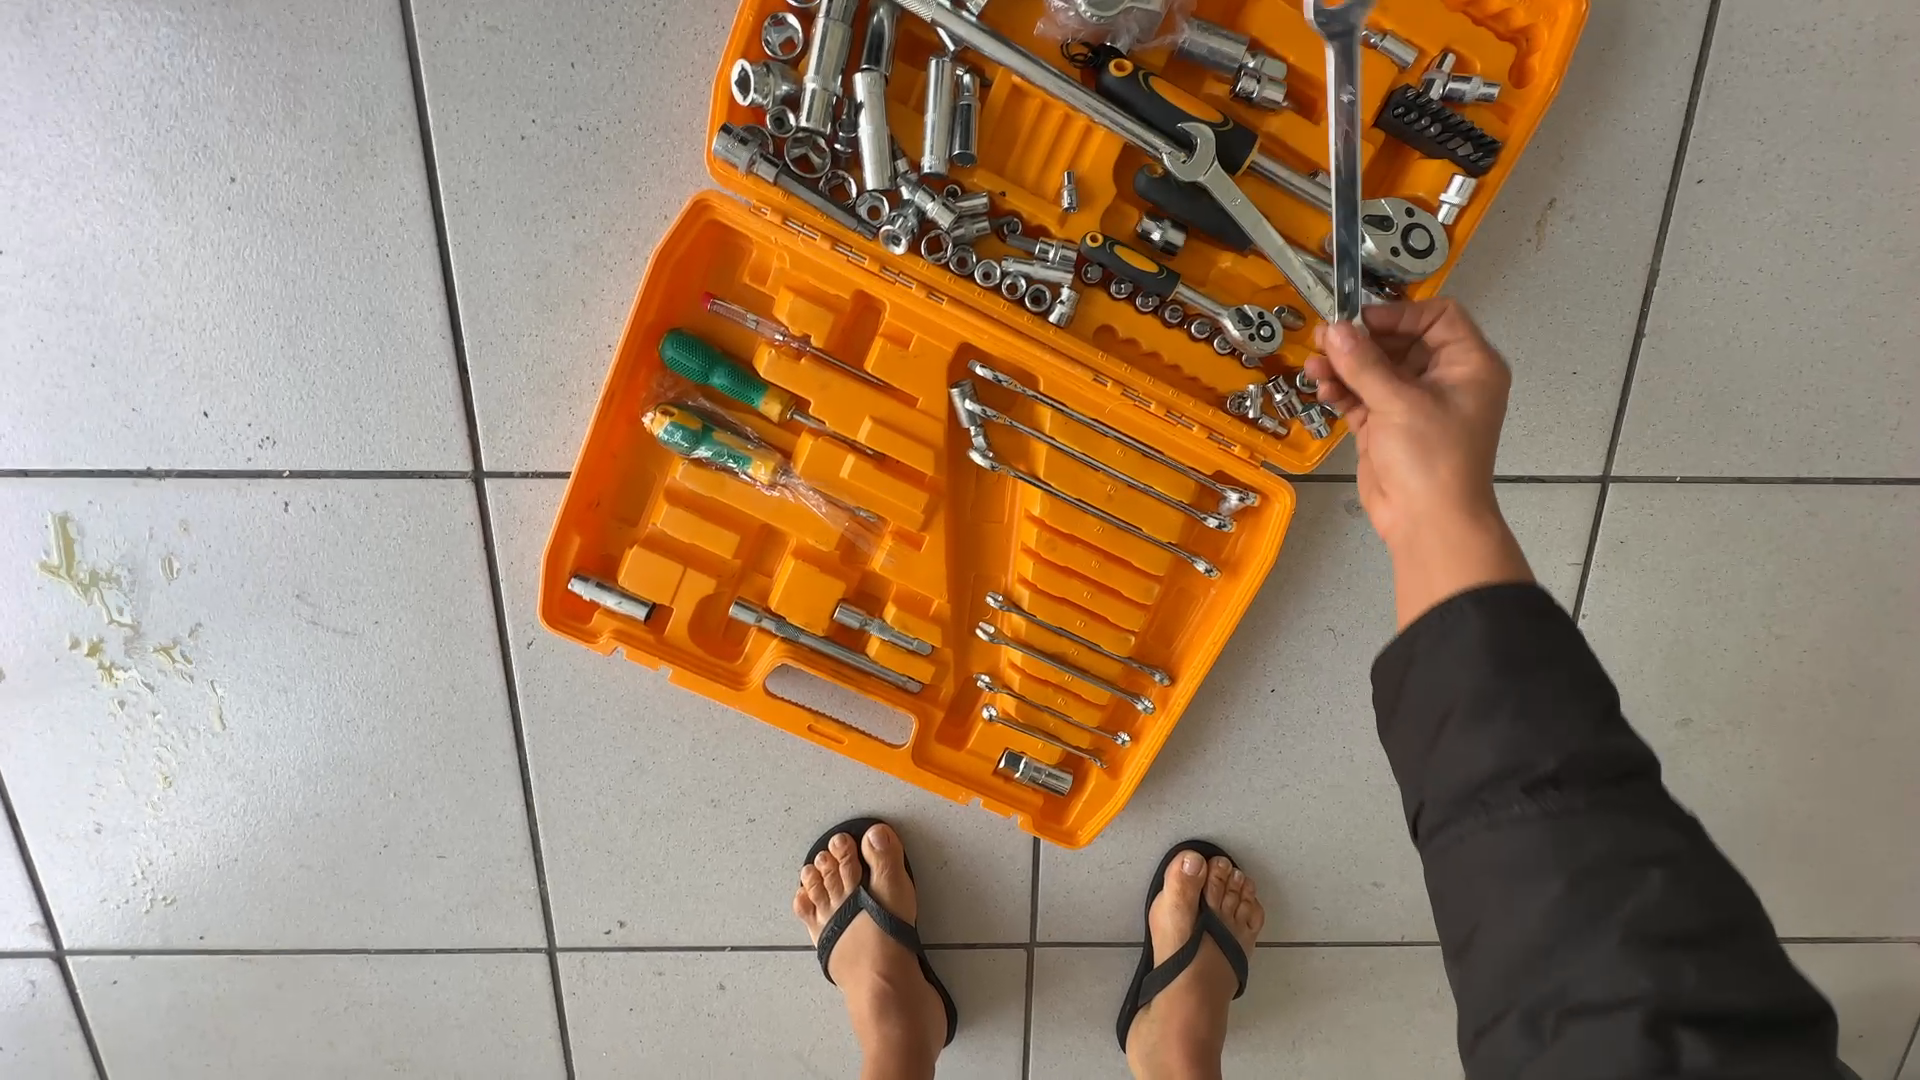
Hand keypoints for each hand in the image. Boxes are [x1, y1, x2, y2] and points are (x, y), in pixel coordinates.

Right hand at [1304, 300, 1533, 626]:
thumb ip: (1363, 364)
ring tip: (1314, 368)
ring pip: (1374, 371)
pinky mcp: (1386, 426)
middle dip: (1359, 343)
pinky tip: (1322, 390)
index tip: (1356, 321)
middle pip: (1398, 343)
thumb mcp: (1398, 403)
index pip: (1436, 318)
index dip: (1396, 315)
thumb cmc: (1431, 457)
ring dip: (1344, 367)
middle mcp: (1442, 379)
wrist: (1426, 520)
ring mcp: (1412, 404)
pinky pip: (1361, 396)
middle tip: (1322, 340)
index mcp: (1468, 365)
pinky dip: (1342, 391)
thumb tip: (1333, 329)